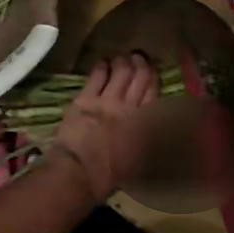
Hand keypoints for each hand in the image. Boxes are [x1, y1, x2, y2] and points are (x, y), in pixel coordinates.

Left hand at [50, 54, 160, 199]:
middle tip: (139, 56)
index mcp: (144, 126)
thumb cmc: (108, 176)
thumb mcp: (137, 162)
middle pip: (139, 80)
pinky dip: (101, 67)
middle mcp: (129, 109)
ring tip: (122, 57)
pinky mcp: (85, 99)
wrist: (79, 172)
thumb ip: (147, 143)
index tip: (153, 70)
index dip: (154, 80)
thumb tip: (154, 133)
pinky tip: (102, 62)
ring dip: (122, 63)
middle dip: (141, 65)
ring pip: (120, 74)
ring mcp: (107, 102)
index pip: (154, 96)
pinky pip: (96, 77)